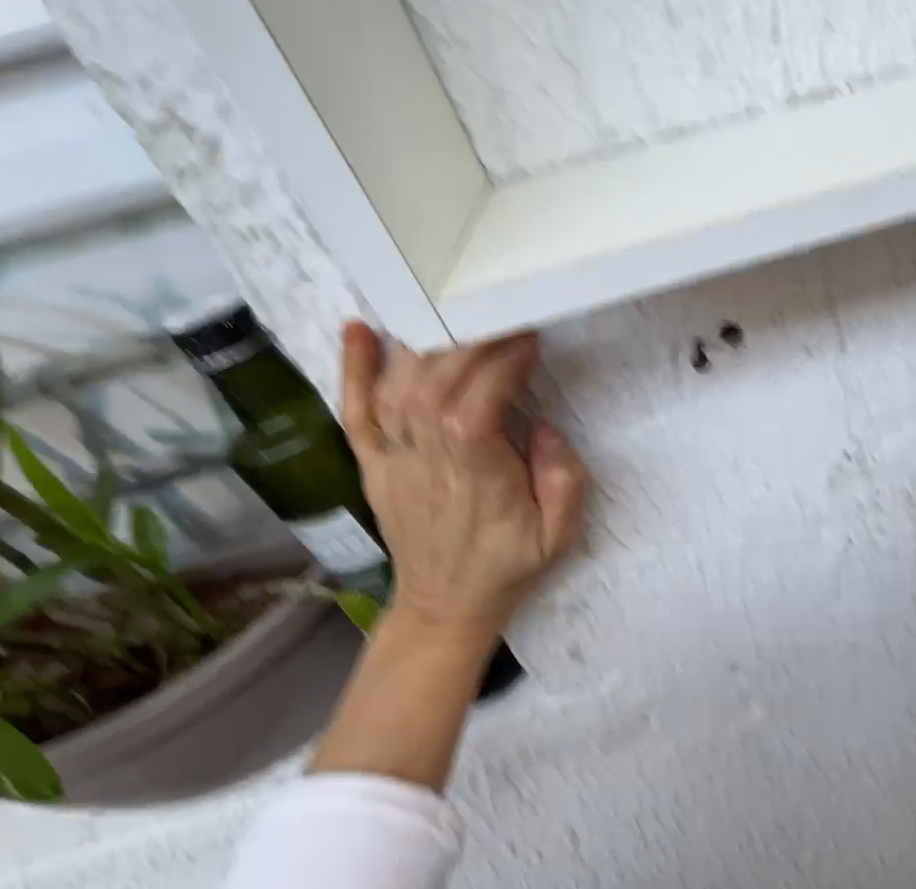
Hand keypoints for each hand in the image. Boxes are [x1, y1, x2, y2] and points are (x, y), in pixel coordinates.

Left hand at [339, 321, 588, 640]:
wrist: (445, 604)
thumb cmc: (508, 564)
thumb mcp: (559, 536)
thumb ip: (563, 481)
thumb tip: (543, 428)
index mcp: (476, 483)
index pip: (472, 413)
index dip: (497, 370)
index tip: (528, 341)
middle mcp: (427, 466)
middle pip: (431, 391)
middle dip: (467, 344)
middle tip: (501, 315)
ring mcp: (393, 463)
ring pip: (395, 393)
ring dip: (424, 346)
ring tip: (455, 310)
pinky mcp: (374, 464)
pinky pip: (356, 414)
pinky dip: (352, 370)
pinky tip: (358, 329)